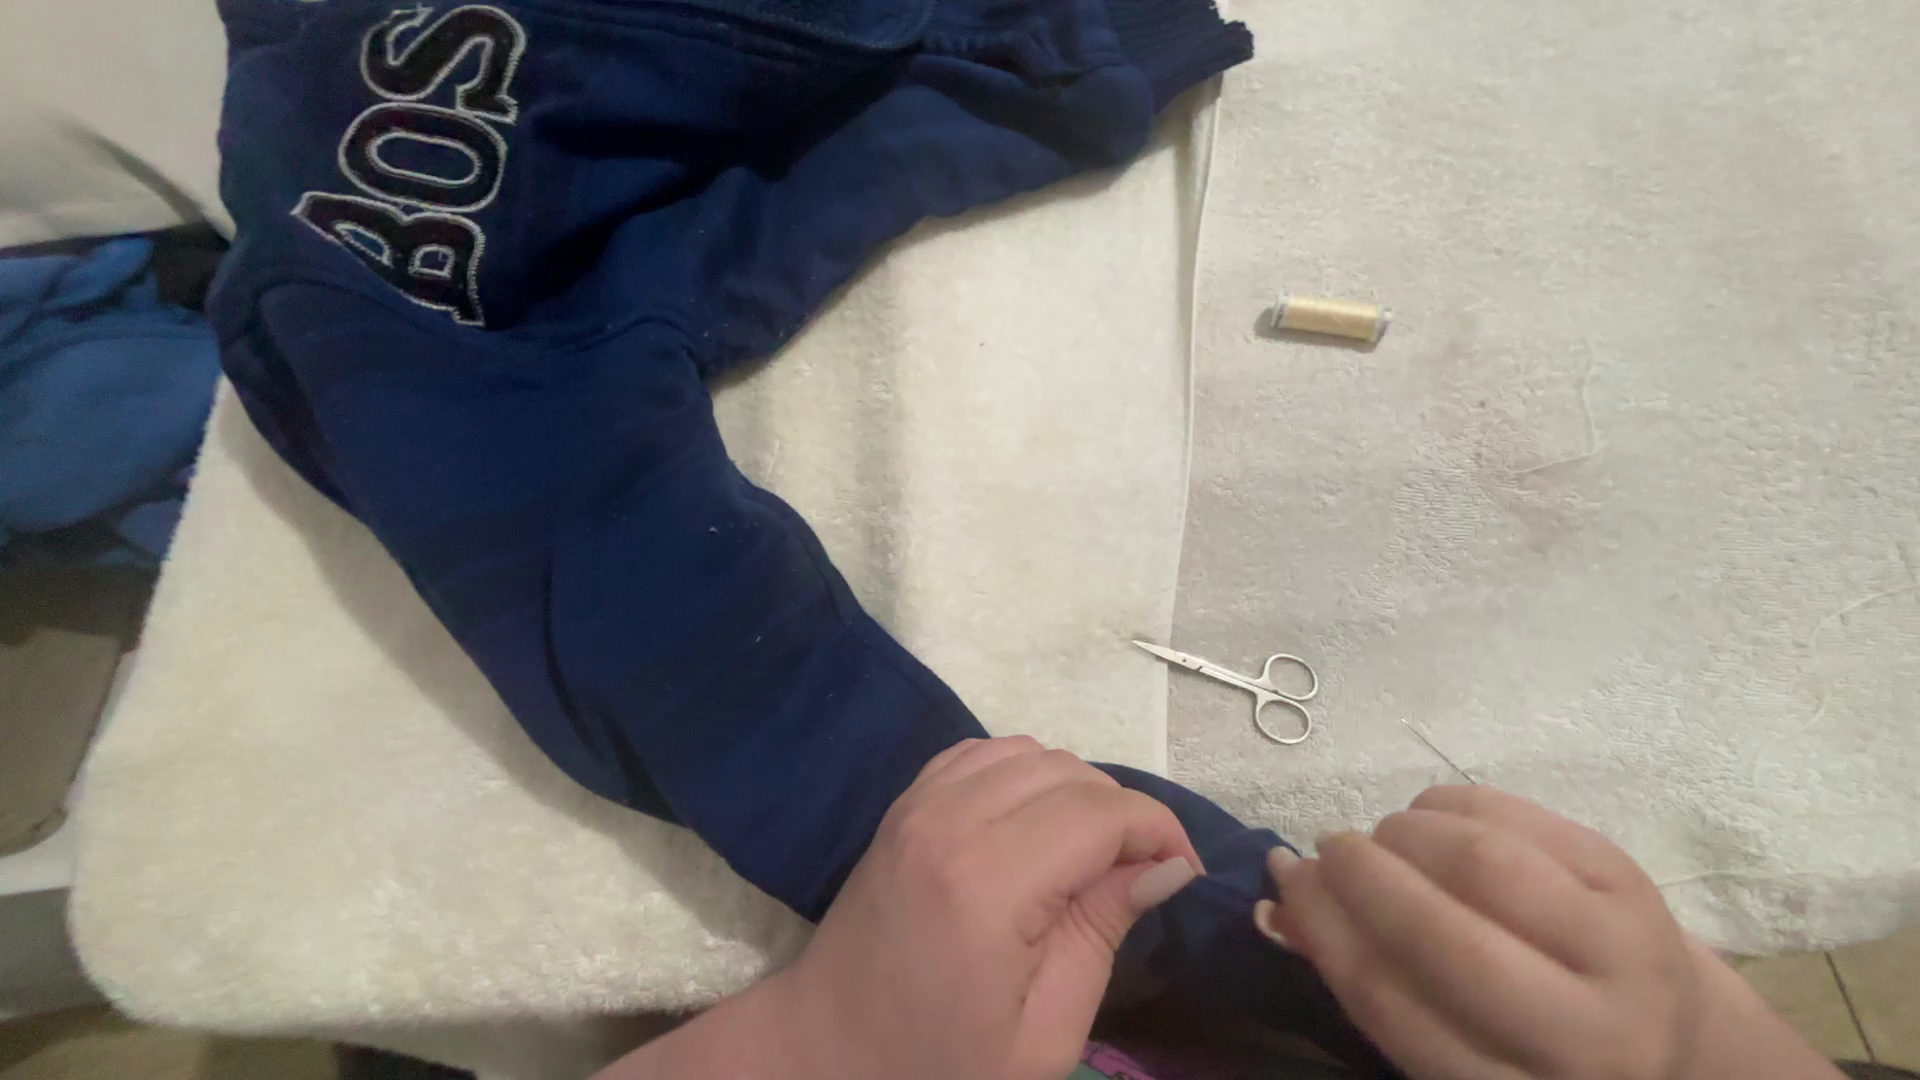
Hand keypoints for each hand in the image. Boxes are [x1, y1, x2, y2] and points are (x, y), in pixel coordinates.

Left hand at [764, 736, 1203, 1079]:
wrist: (826, 1046)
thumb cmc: (940, 1060)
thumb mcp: (1045, 1029)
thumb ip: (1104, 929)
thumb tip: (1167, 865)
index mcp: (987, 881)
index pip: (1099, 813)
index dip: (1156, 828)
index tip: (1182, 868)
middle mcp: (951, 818)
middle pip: (1069, 771)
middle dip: (1121, 810)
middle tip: (1138, 869)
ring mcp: (920, 800)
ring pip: (1028, 751)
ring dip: (1073, 788)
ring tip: (1087, 847)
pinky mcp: (905, 799)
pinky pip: (982, 752)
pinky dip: (1023, 772)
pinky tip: (1031, 819)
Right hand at [1257, 785, 1840, 1079]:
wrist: (1669, 1037)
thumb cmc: (1526, 1041)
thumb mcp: (1447, 1037)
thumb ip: (1362, 972)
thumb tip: (1279, 896)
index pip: (1391, 1002)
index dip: (1323, 928)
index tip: (1287, 879)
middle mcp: (1589, 1040)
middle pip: (1440, 933)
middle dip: (1360, 873)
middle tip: (1329, 848)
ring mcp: (1627, 954)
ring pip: (1482, 861)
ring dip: (1404, 832)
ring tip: (1386, 837)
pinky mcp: (1633, 880)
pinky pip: (1513, 815)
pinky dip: (1445, 802)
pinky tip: (1432, 818)